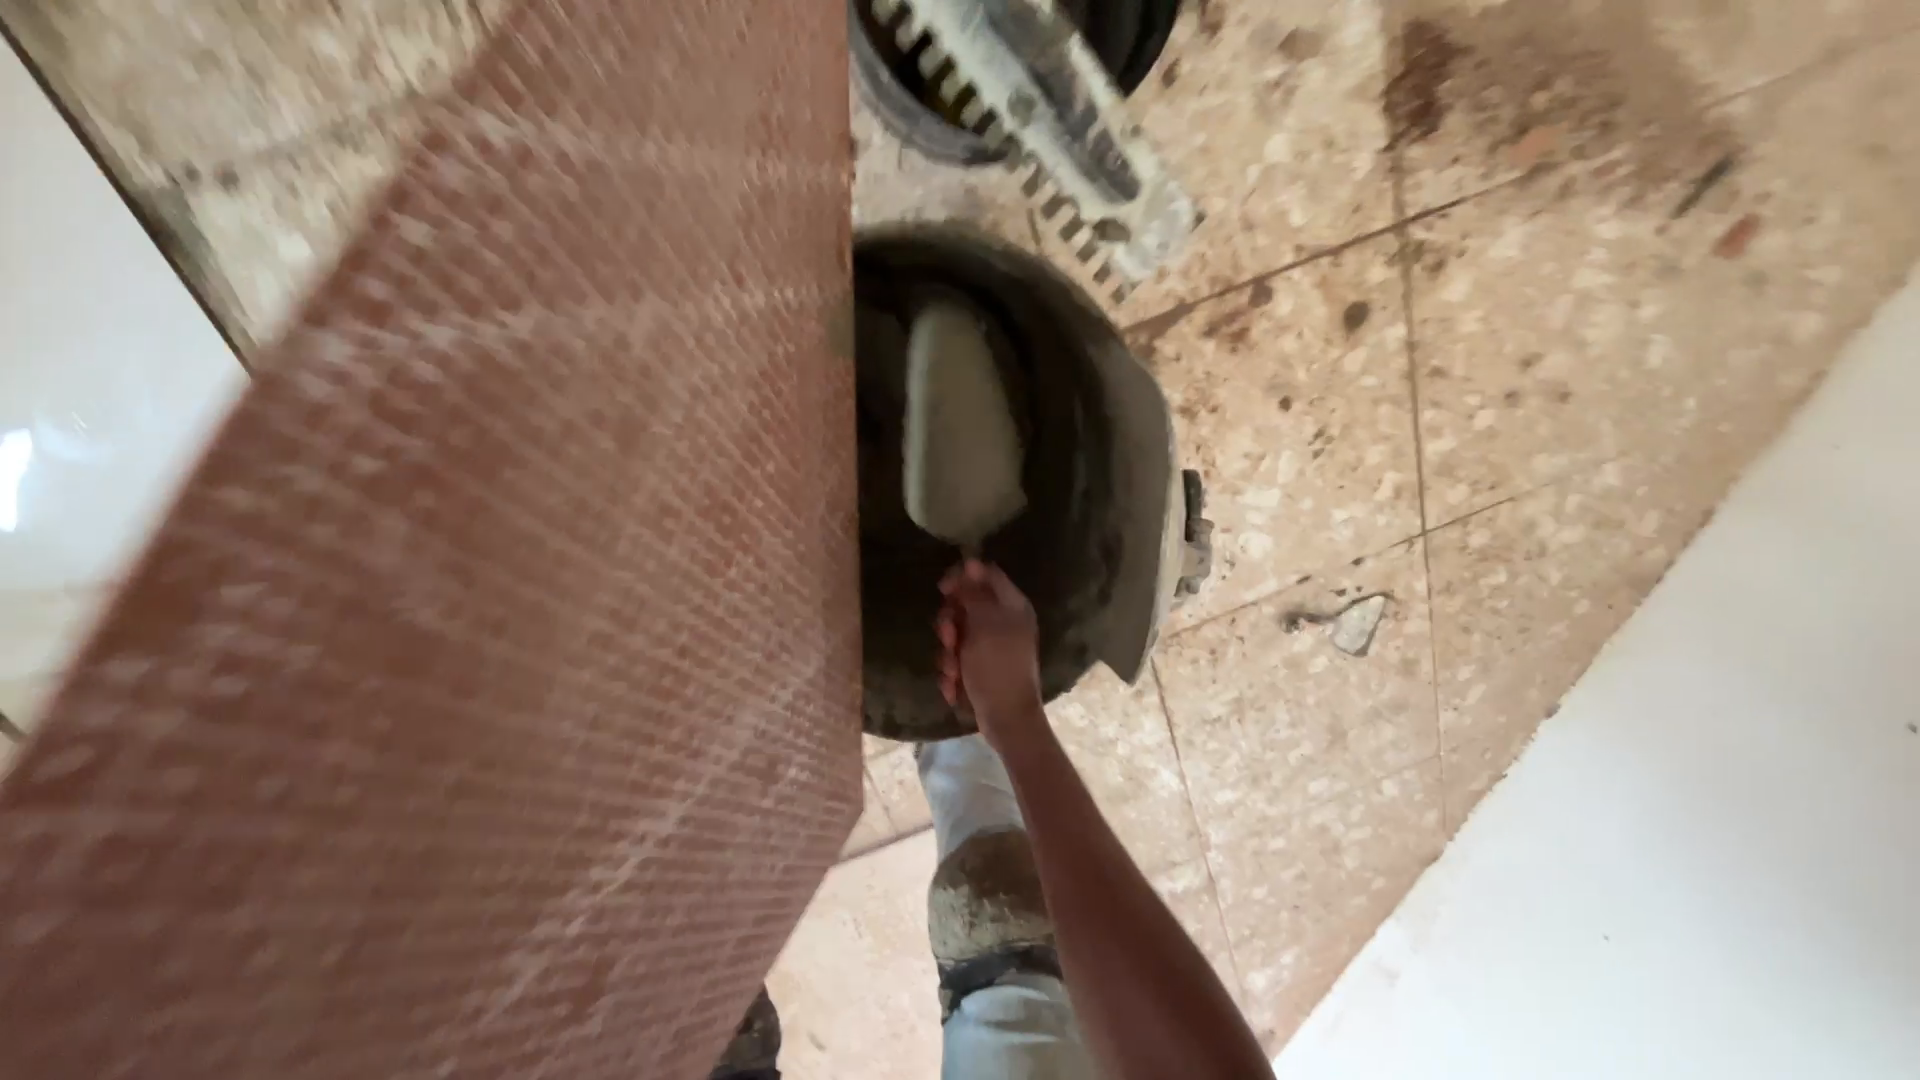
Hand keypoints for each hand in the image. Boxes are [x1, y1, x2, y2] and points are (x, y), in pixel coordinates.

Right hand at [936, 559, 1043, 744]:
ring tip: (953, 670)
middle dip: (950, 623)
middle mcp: (1004, 622)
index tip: (942, 589)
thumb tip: (970, 563)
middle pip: (967, 605)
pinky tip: (955, 685)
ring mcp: (993, 646)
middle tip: (949, 637)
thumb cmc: (997, 667)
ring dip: (948, 653)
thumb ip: (974, 594)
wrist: (1006, 719)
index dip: (963, 577)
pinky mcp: (982, 668)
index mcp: (1012, 606)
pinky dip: (953, 671)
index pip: (986, 575)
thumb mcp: (983, 625)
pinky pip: (959, 659)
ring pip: (958, 635)